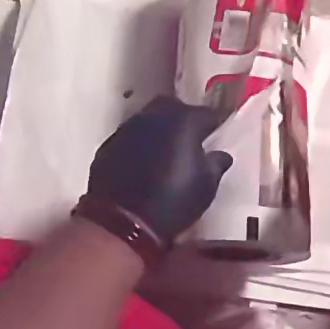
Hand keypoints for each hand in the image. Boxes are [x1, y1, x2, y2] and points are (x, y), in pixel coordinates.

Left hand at [86, 96, 233, 245]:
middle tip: (190, 139)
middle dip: (183, 119)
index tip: (216, 135)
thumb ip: (216, 164)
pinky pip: (130, 138)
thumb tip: (221, 154)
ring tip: (166, 152)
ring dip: (159, 131)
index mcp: (184, 121)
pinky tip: (143, 164)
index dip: (213, 125)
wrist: (123, 221)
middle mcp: (154, 117)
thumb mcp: (206, 186)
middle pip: (174, 107)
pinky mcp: (109, 145)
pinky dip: (139, 145)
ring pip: (149, 120)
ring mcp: (127, 129)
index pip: (206, 114)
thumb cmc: (174, 201)